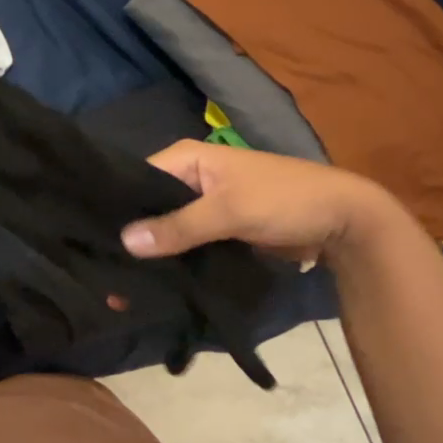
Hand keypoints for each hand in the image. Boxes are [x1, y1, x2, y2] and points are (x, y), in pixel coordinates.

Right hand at [121, 140, 404, 265]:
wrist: (346, 221)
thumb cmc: (284, 199)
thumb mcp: (230, 210)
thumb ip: (179, 226)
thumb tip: (125, 242)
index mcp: (184, 158)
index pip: (133, 178)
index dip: (116, 207)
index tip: (95, 240)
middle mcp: (187, 177)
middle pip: (147, 206)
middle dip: (132, 236)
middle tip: (107, 270)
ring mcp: (202, 204)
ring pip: (166, 228)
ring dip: (153, 252)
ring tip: (124, 284)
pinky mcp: (217, 229)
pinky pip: (186, 243)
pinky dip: (174, 260)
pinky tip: (155, 283)